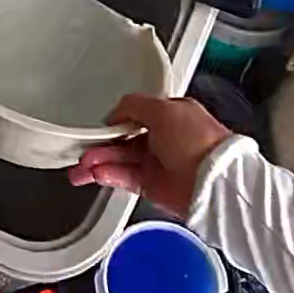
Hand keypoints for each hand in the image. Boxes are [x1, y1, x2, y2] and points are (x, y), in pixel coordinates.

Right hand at [67, 94, 232, 215]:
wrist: (213, 181)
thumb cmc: (195, 140)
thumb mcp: (163, 109)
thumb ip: (134, 106)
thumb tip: (114, 112)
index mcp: (171, 116)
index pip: (134, 117)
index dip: (113, 122)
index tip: (95, 128)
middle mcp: (164, 139)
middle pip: (123, 141)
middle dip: (100, 146)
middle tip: (79, 152)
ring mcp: (158, 164)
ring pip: (120, 161)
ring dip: (98, 162)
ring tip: (80, 169)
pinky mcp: (153, 186)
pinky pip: (125, 178)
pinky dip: (109, 175)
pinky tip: (96, 174)